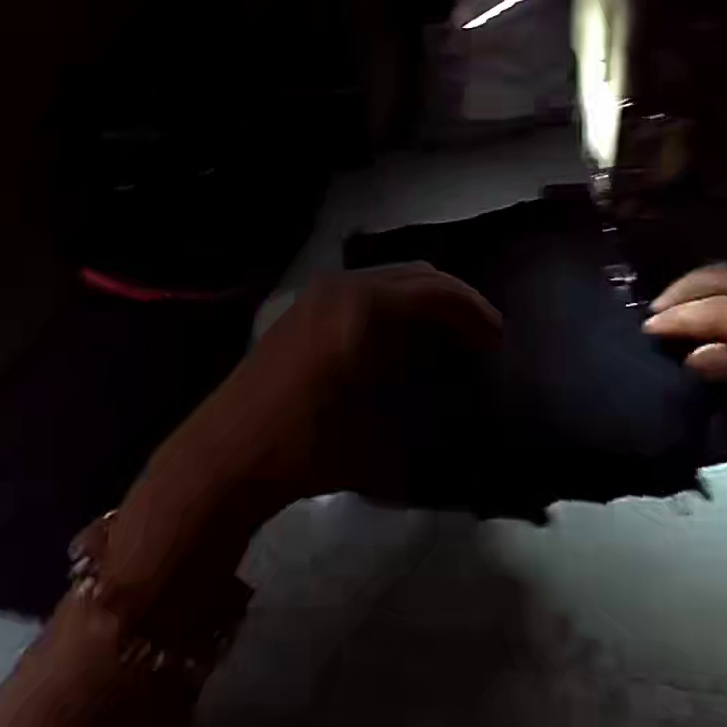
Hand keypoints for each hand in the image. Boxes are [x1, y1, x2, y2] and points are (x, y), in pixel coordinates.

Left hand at [102, 264, 501, 610]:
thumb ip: (428, 407)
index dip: (474, 311)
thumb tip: (460, 396)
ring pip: (382, 281)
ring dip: (418, 302)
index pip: (434, 290)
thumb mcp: (382, 437)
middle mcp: (337, 289)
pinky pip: (357, 293)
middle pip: (411, 275)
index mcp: (361, 310)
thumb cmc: (308, 448)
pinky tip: (396, 341)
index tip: (499, 338)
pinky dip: (388, 307)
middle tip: (479, 336)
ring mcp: (312, 296)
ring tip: (444, 339)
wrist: (228, 452)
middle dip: (450, 301)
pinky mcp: (298, 312)